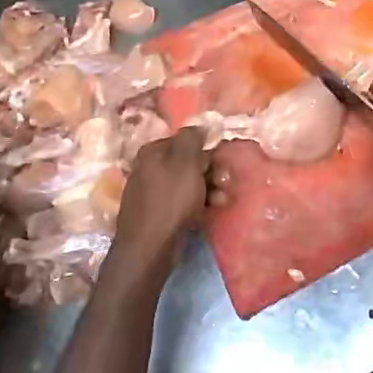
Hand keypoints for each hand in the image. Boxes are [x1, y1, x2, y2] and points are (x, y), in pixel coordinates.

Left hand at [110, 127, 210, 279]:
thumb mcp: (185, 162)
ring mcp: (151, 192)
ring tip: (221, 200)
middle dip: (209, 172)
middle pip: (187, 163)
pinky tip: (210, 211)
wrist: (148, 247)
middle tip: (224, 183)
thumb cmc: (170, 201)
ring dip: (208, 189)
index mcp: (152, 151)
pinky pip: (181, 202)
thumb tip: (199, 124)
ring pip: (186, 184)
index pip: (185, 141)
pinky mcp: (157, 213)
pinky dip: (197, 204)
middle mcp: (148, 168)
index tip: (219, 164)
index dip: (205, 151)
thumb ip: (192, 139)